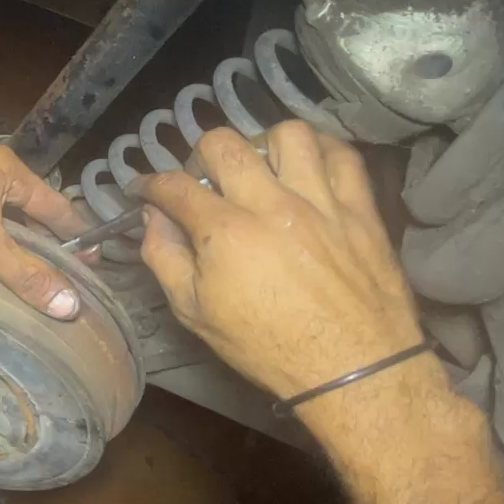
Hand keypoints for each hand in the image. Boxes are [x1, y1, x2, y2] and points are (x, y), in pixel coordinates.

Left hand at [0, 145, 91, 319]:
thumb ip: (28, 275)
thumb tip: (72, 305)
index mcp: (9, 171)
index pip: (57, 206)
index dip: (75, 237)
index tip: (91, 265)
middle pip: (26, 211)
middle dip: (40, 243)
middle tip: (57, 277)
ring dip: (7, 244)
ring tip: (21, 277)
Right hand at [133, 123, 433, 405]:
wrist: (354, 369)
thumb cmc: (263, 344)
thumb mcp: (192, 310)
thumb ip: (163, 256)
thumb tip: (152, 218)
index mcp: (224, 231)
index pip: (174, 186)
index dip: (148, 183)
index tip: (142, 190)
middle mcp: (270, 204)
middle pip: (225, 144)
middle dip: (198, 154)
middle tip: (201, 179)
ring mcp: (321, 202)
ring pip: (289, 135)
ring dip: (261, 144)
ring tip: (257, 168)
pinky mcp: (361, 209)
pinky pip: (344, 156)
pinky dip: (319, 151)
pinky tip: (305, 167)